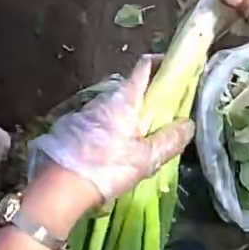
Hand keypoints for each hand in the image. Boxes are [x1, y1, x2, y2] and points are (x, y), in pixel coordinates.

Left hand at [29, 58, 195, 205]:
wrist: (60, 186)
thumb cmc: (108, 167)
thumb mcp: (146, 158)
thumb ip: (169, 140)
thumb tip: (188, 124)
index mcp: (125, 99)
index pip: (144, 67)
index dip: (161, 63)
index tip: (175, 69)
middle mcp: (104, 98)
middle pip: (131, 88)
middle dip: (149, 97)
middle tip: (165, 115)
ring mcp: (87, 112)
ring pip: (115, 106)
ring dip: (130, 115)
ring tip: (142, 138)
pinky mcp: (74, 127)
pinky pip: (101, 120)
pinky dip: (113, 127)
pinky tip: (116, 149)